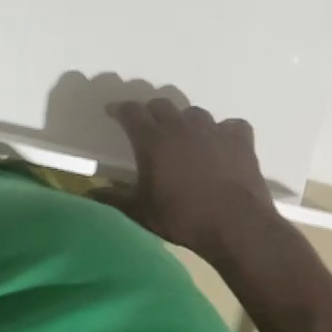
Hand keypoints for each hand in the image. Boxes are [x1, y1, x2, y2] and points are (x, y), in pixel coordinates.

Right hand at [102, 99, 286, 259]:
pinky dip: (223, 130)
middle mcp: (181, 127)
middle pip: (161, 105)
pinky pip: (231, 125)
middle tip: (146, 127)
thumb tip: (91, 192)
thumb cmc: (182, 217)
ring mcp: (213, 132)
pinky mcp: (241, 142)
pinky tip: (220, 143)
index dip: (119, 110)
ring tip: (183, 136)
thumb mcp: (140, 211)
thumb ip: (113, 197)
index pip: (130, 111)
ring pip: (194, 112)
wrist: (237, 227)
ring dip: (184, 120)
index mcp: (152, 140)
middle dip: (150, 112)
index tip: (112, 113)